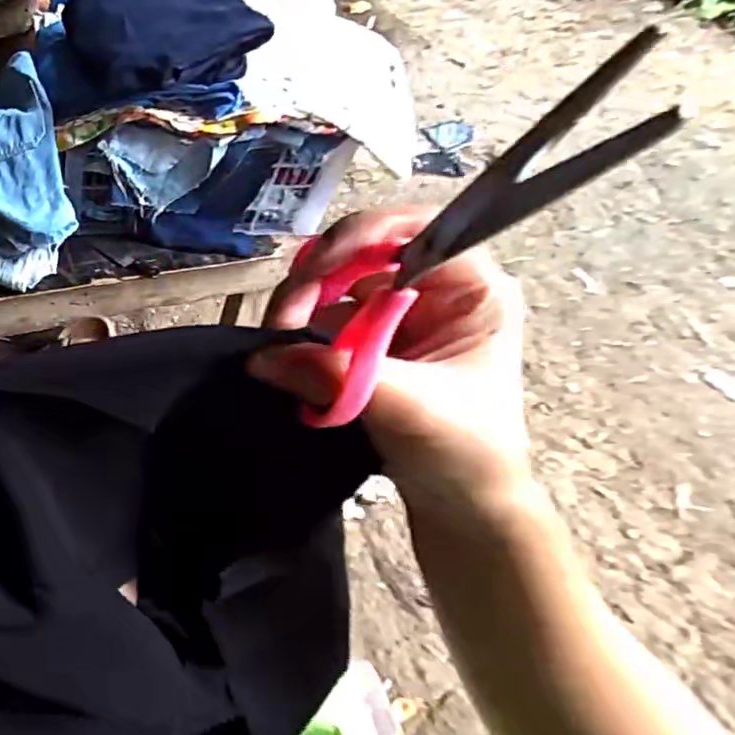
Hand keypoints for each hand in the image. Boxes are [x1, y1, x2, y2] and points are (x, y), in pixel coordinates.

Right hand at [248, 207, 530, 508]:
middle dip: (316, 280)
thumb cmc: (463, 450)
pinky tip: (284, 354)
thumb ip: (339, 376)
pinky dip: (298, 333)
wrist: (461, 503)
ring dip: (300, 305)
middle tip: (281, 322)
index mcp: (471, 288)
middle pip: (362, 255)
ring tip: (277, 343)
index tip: (311, 271)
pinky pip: (323, 321)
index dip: (360, 237)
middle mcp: (432, 291)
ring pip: (335, 286)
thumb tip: (263, 358)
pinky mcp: (367, 344)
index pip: (414, 231)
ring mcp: (396, 317)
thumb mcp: (407, 406)